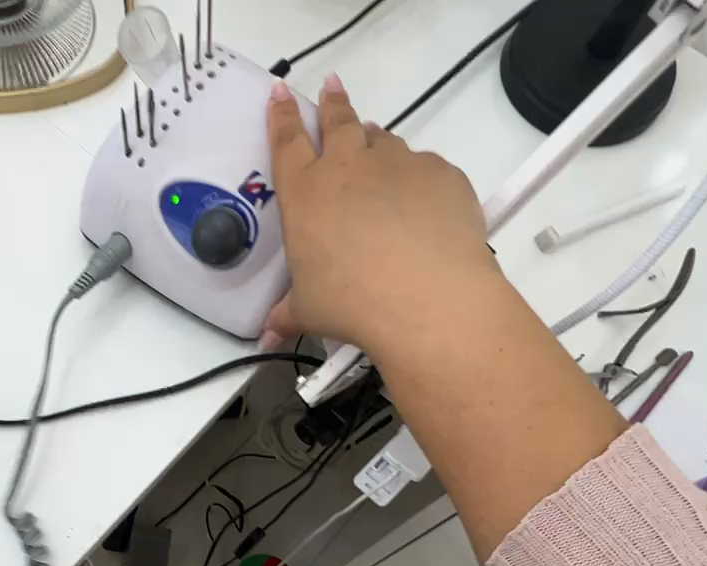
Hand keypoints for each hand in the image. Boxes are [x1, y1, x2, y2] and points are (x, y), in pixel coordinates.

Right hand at [261, 74, 501, 354]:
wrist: (425, 297)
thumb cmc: (350, 304)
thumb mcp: (309, 312)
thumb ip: (286, 316)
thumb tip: (266, 336)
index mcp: (306, 194)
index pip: (287, 142)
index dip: (282, 115)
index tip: (280, 94)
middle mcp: (349, 167)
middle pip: (338, 121)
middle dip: (332, 103)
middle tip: (332, 88)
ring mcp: (398, 164)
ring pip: (382, 141)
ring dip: (374, 144)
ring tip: (375, 159)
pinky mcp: (440, 173)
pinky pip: (423, 168)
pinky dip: (416, 180)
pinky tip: (418, 208)